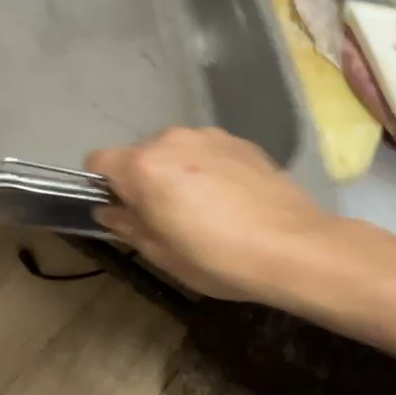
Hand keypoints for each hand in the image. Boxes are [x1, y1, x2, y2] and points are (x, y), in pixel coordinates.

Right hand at [85, 128, 343, 302]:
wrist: (298, 249)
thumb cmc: (218, 257)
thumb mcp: (160, 253)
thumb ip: (125, 225)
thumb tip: (107, 211)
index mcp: (141, 166)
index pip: (97, 161)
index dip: (102, 185)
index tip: (122, 210)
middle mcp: (169, 140)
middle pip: (138, 155)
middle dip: (143, 180)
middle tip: (166, 215)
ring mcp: (207, 136)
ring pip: (174, 151)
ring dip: (177, 172)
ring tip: (205, 206)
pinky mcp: (240, 141)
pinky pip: (206, 152)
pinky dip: (208, 169)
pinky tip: (231, 199)